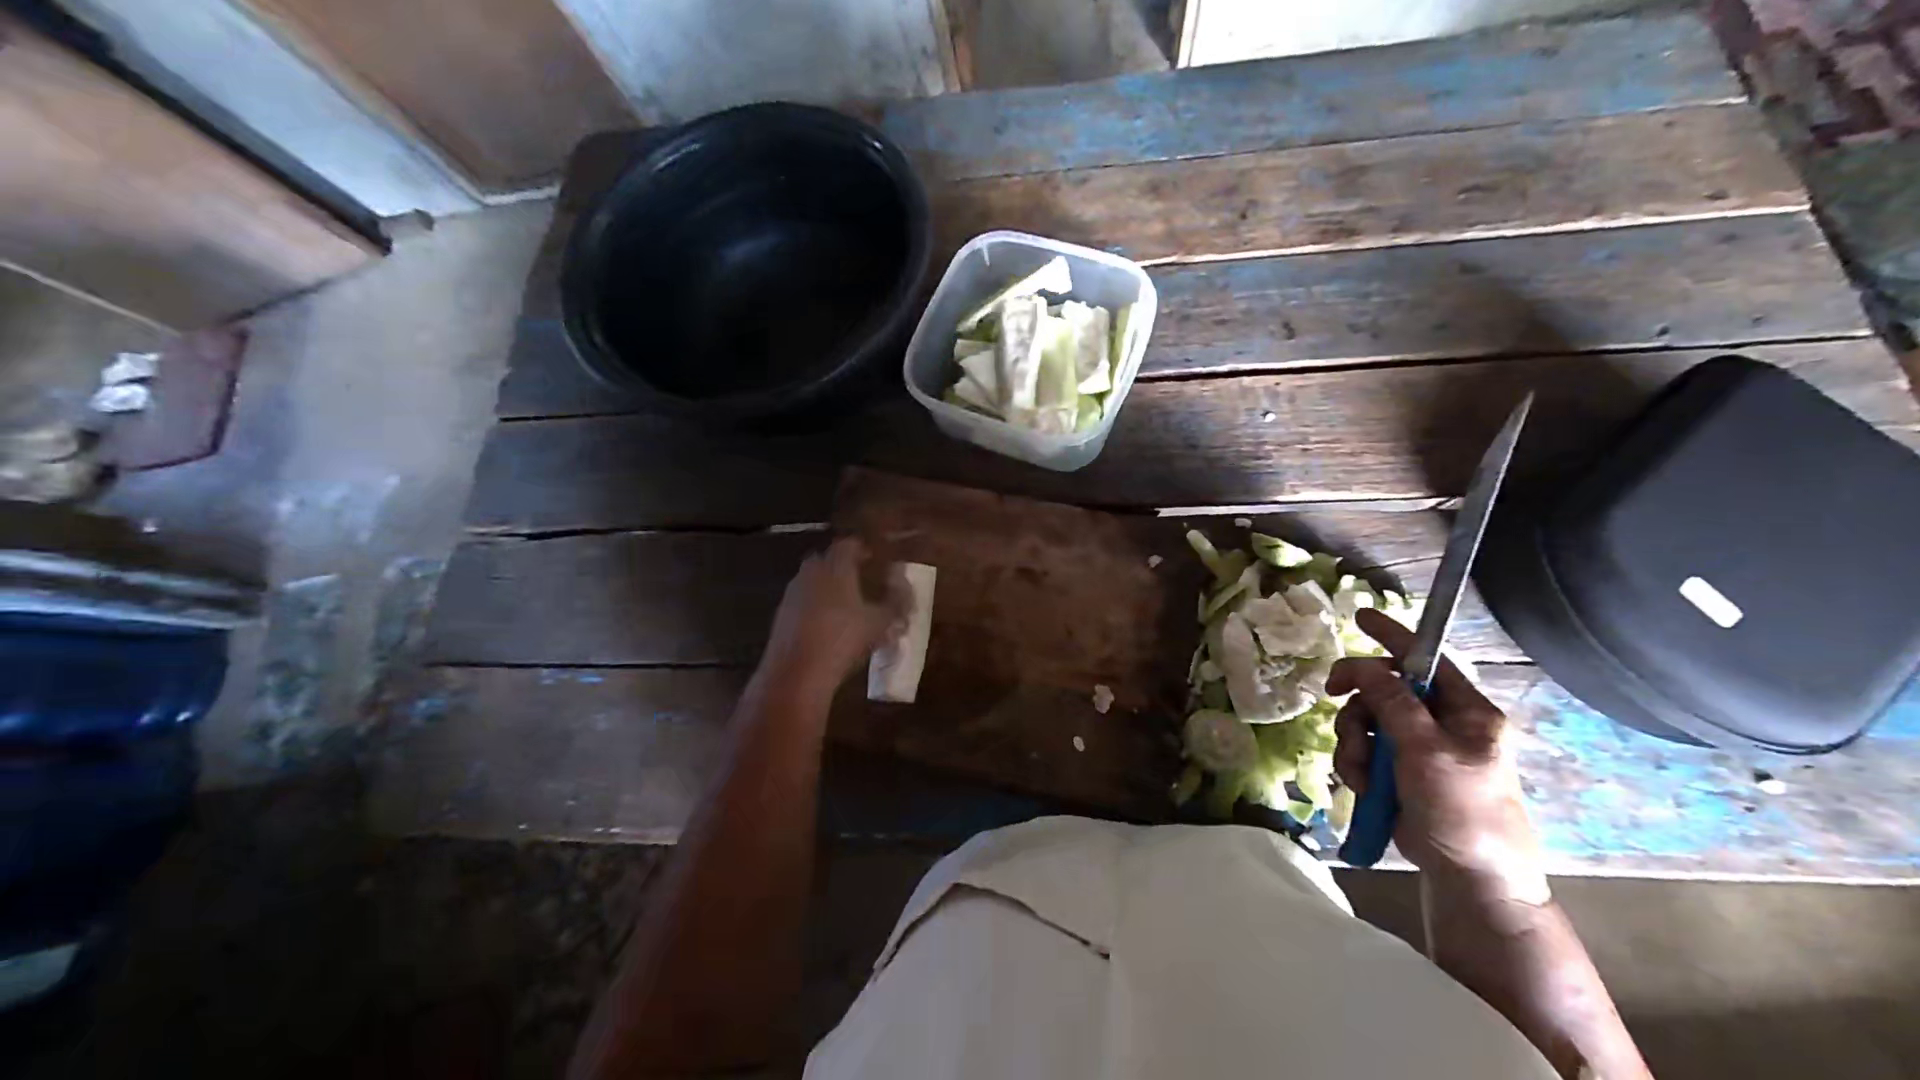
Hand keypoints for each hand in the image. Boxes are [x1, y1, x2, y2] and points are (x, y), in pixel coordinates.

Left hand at [756, 537, 908, 700]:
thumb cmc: (843, 639)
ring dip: (831, 589)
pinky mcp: (781, 614)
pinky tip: (829, 627)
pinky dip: (817, 607)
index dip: (865, 550)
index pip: (850, 544)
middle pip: (830, 560)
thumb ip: (897, 601)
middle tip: (865, 582)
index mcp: (835, 565)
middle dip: (847, 568)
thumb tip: (907, 586)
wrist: (796, 673)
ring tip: (850, 607)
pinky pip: (804, 601)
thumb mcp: (880, 622)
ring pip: (816, 581)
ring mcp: (792, 592)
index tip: (877, 560)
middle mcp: (811, 571)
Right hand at [1328, 608, 1548, 904]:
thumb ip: (1394, 704)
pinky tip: (1364, 788)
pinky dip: (1354, 765)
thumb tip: (1365, 665)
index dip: (1392, 636)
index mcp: (1465, 710)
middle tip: (1334, 701)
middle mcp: (1440, 722)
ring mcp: (1416, 747)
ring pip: (1364, 720)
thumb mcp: (1427, 751)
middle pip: (1382, 689)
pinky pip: (1361, 749)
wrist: (1468, 875)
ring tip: (1361, 774)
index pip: (1425, 659)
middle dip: (1358, 704)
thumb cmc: (1462, 810)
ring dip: (1352, 744)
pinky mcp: (1396, 770)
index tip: (1359, 617)